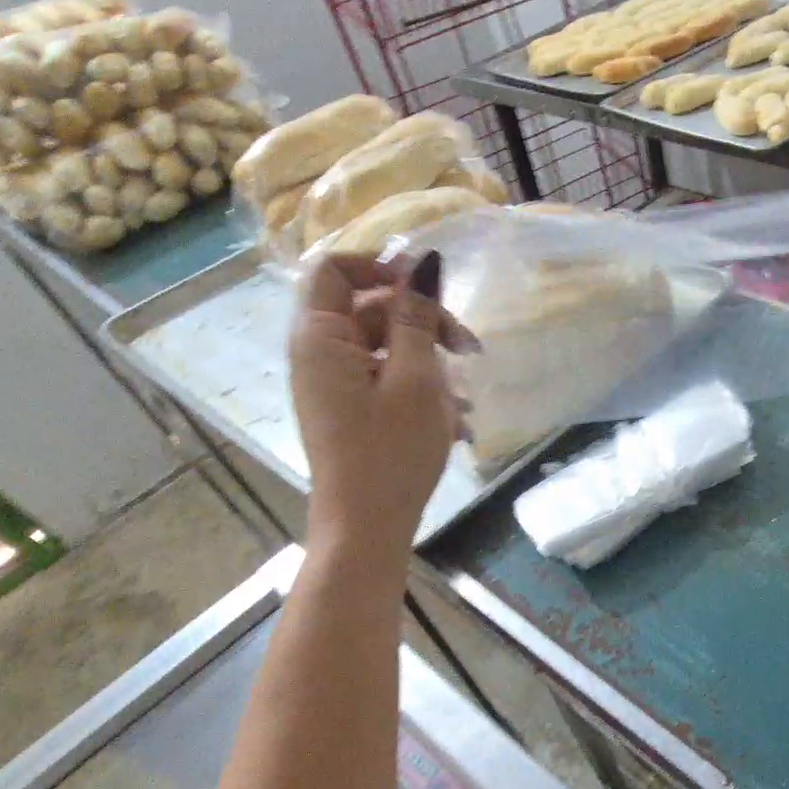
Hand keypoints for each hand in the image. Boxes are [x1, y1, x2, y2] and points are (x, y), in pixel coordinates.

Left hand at [290, 252, 475, 563]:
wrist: (366, 527)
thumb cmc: (391, 451)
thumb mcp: (415, 378)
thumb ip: (417, 316)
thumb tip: (424, 261)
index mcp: (320, 337)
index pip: (336, 269)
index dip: (382, 266)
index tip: (431, 287)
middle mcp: (319, 355)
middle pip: (369, 309)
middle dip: (421, 321)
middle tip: (469, 348)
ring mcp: (334, 386)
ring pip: (385, 347)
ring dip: (429, 360)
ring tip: (466, 399)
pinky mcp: (351, 412)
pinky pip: (385, 380)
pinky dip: (419, 389)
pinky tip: (456, 421)